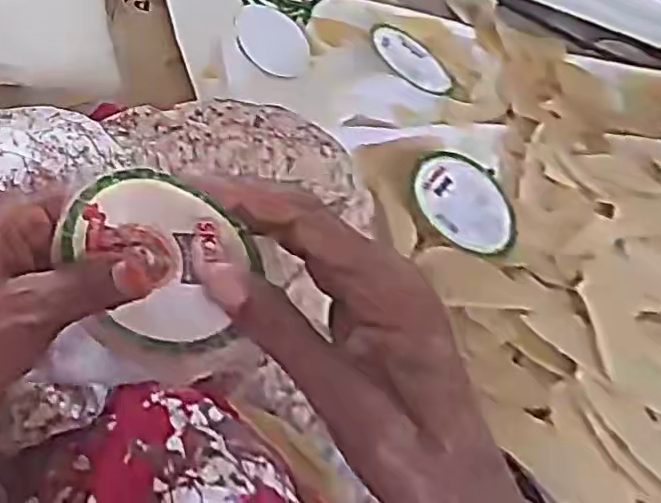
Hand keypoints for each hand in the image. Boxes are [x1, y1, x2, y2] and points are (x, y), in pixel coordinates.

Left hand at [0, 190, 150, 463]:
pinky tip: (136, 304)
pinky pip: (77, 280)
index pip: (82, 198)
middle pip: (88, 225)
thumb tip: (148, 263)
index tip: (169, 233)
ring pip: (85, 255)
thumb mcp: (33, 311)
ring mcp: (30, 261)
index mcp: (17, 215)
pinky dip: (102, 290)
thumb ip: (89, 283)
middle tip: (176, 265)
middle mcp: (26, 228)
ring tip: (166, 283)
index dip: (125, 213)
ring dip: (118, 269)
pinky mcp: (36, 292)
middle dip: (127, 244)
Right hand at [192, 177, 522, 502]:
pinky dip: (272, 235)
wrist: (470, 500)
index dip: (250, 198)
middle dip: (246, 195)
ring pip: (309, 224)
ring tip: (204, 207)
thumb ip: (278, 329)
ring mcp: (380, 278)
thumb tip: (211, 266)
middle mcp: (386, 268)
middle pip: (308, 212)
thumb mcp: (342, 402)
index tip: (197, 189)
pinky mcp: (370, 293)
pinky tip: (243, 237)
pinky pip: (313, 247)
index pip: (308, 220)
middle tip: (189, 191)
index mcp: (387, 285)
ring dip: (256, 210)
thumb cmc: (414, 459)